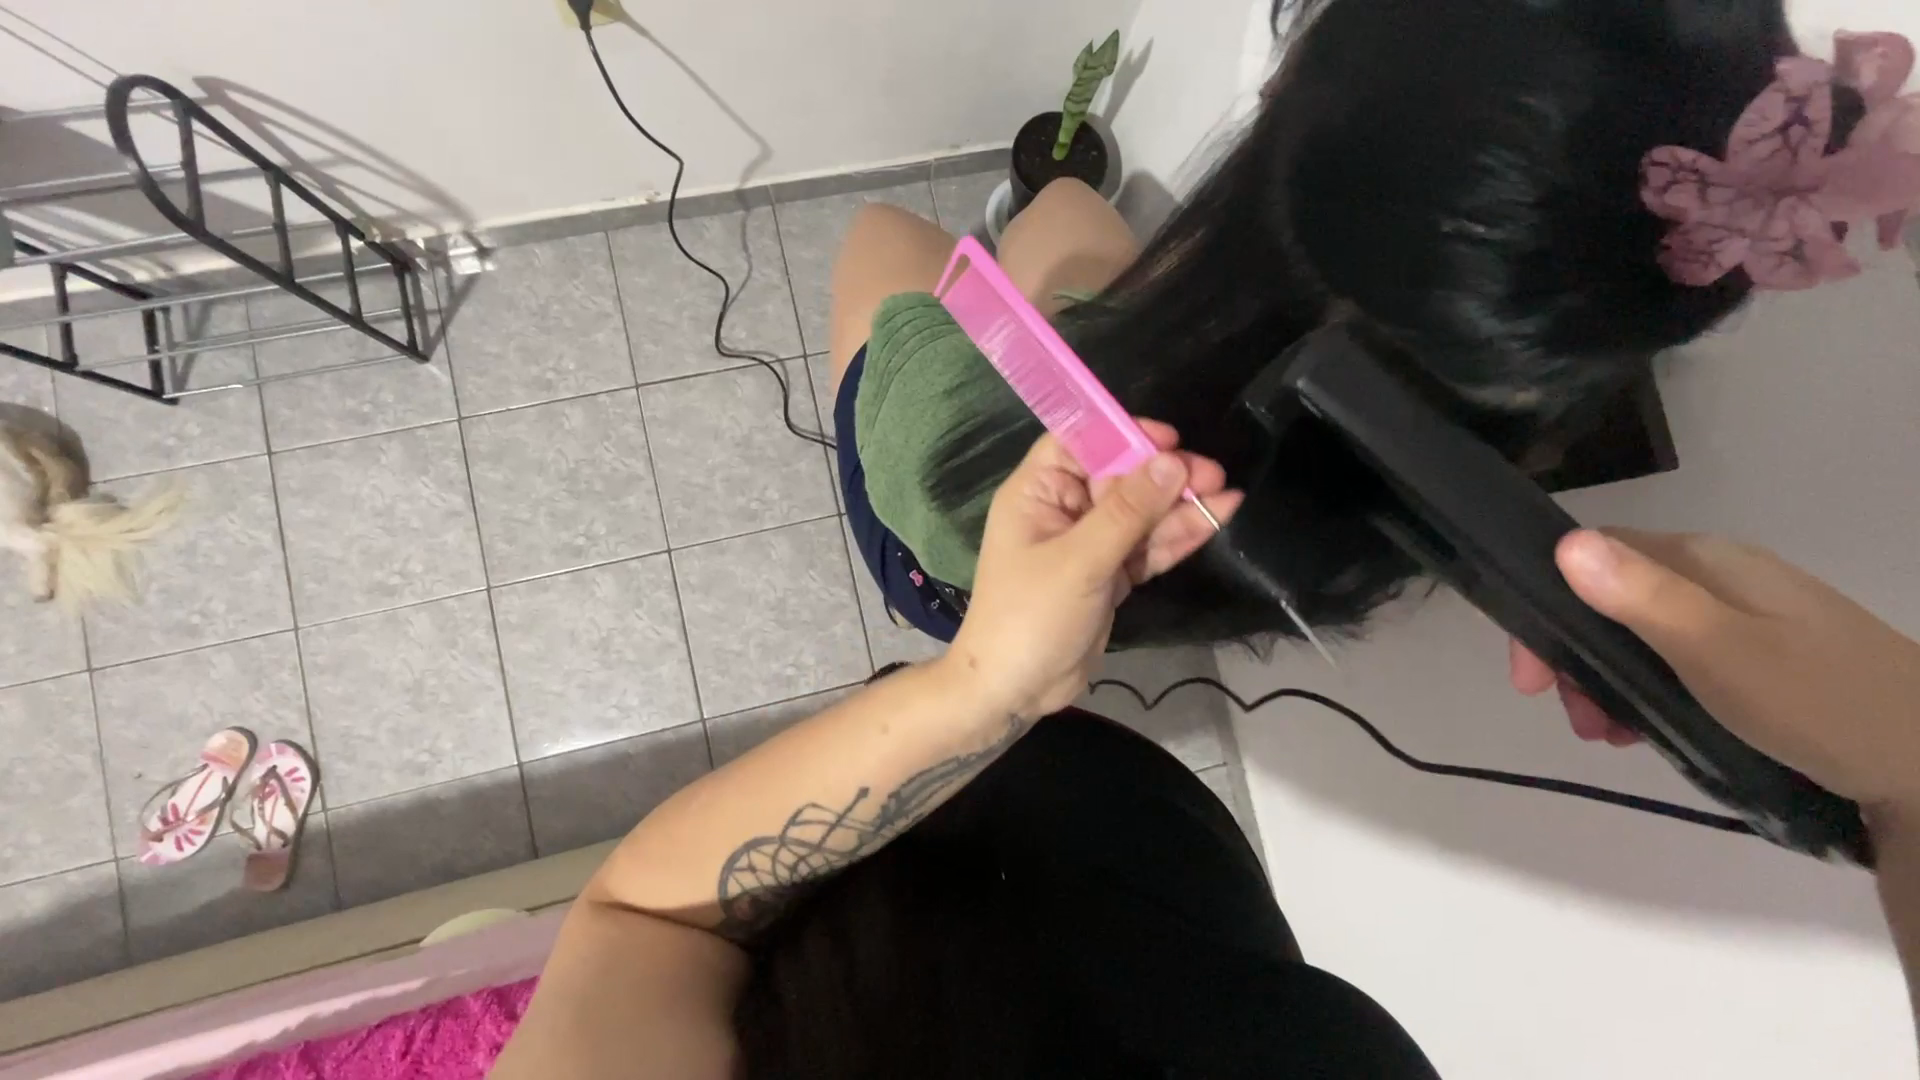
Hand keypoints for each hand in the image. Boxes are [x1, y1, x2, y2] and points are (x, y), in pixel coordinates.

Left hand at [937, 420, 1240, 720]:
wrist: (1014, 690)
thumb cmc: (1030, 616)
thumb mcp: (1079, 560)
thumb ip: (1127, 512)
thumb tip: (1171, 461)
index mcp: (1037, 493)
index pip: (1080, 443)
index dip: (1123, 435)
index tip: (1168, 439)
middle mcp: (1062, 511)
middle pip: (1119, 478)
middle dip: (1164, 475)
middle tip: (1211, 474)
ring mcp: (1088, 544)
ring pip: (1139, 514)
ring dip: (1179, 506)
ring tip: (1227, 495)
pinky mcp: (1108, 574)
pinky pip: (1145, 547)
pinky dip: (1176, 537)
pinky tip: (1214, 519)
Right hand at [1512, 528, 1919, 817]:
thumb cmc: (1820, 704)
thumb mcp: (1719, 651)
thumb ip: (1642, 596)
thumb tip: (1566, 543)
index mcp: (1702, 561)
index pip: (1587, 556)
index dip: (1544, 606)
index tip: (1533, 673)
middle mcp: (1715, 575)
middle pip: (1605, 598)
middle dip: (1573, 655)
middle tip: (1571, 715)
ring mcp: (1739, 613)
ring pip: (1634, 633)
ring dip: (1603, 680)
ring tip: (1608, 733)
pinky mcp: (1756, 652)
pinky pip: (1669, 657)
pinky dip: (1642, 690)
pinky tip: (1646, 728)